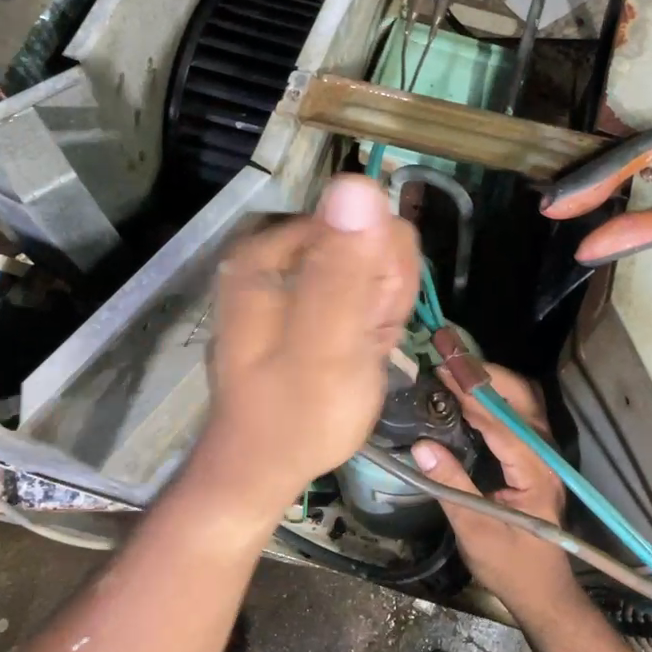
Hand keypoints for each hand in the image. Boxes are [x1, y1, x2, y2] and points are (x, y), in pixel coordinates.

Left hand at [187, 175, 419, 529]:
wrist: (266, 468)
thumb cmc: (294, 417)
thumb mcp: (325, 347)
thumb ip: (344, 270)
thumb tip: (358, 183)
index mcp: (272, 249)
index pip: (369, 222)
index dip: (385, 275)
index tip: (371, 323)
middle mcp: (280, 250)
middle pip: (374, 239)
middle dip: (383, 293)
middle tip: (363, 342)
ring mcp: (297, 273)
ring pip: (378, 264)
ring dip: (382, 309)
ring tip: (360, 350)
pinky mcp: (313, 296)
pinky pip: (367, 288)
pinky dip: (374, 321)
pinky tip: (359, 351)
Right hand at [408, 365, 577, 612]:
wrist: (542, 592)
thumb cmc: (511, 566)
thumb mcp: (476, 529)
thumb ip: (451, 484)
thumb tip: (421, 445)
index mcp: (536, 471)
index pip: (503, 422)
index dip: (472, 396)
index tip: (443, 372)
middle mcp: (546, 455)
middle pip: (522, 400)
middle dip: (486, 377)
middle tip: (449, 362)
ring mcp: (543, 455)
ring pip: (523, 405)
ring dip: (492, 384)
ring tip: (457, 372)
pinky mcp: (535, 459)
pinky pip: (518, 417)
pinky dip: (495, 401)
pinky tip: (470, 399)